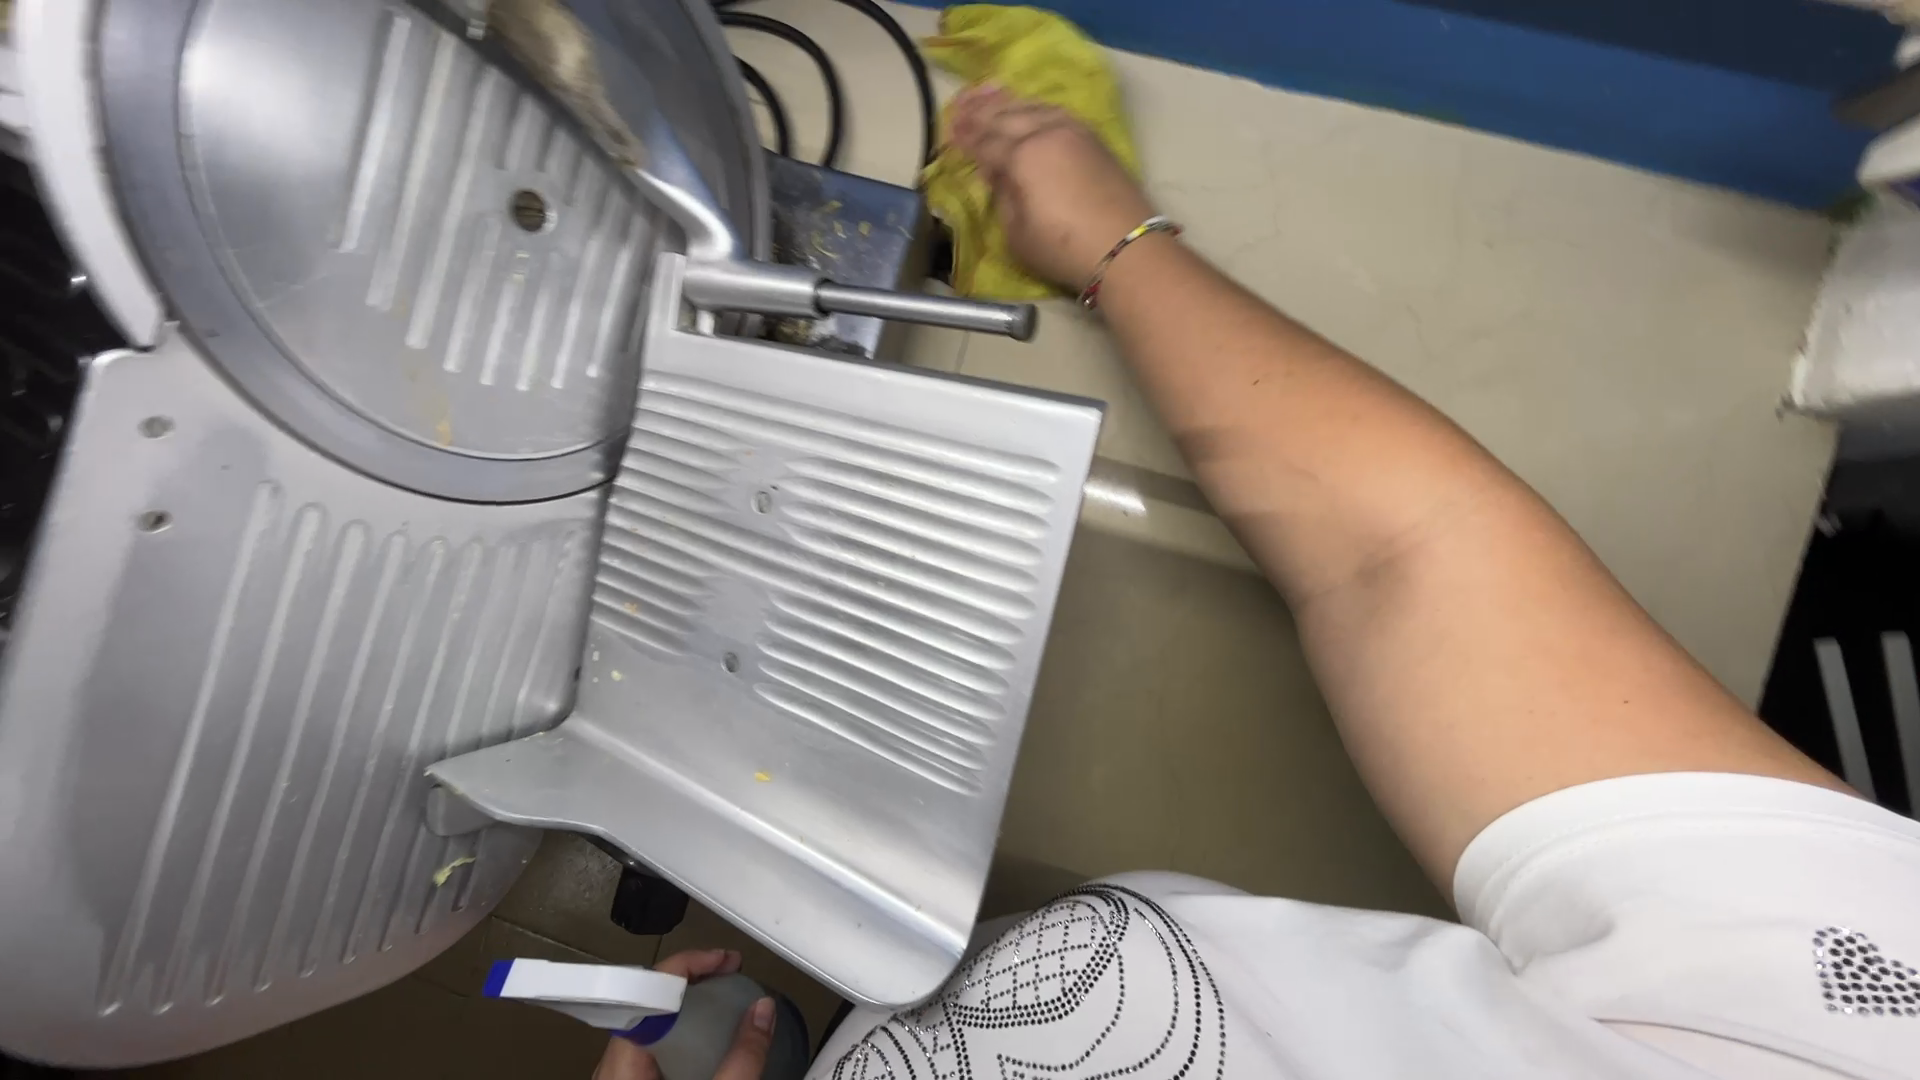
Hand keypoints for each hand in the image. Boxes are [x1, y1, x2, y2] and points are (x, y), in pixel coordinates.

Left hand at [590, 949, 774, 1079]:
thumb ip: (742, 1059)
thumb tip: (762, 1011)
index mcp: (622, 1072)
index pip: (647, 993)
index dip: (687, 966)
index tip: (720, 960)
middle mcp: (611, 1072)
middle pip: (648, 1002)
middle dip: (693, 980)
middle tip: (727, 972)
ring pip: (648, 1024)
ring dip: (687, 1004)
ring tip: (718, 998)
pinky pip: (649, 1046)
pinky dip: (679, 1030)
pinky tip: (702, 1037)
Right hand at [946, 84, 1155, 289]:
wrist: (1124, 247)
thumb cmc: (1063, 249)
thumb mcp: (1017, 234)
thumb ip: (1002, 197)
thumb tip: (996, 173)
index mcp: (1022, 157)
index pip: (986, 142)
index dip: (966, 139)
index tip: (950, 131)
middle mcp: (1045, 133)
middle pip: (1007, 117)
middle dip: (981, 114)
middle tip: (962, 108)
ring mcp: (1073, 131)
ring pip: (1033, 108)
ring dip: (1008, 104)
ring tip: (989, 99)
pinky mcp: (1093, 138)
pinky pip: (1055, 112)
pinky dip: (1035, 108)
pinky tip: (1029, 111)